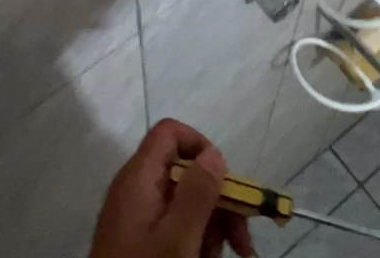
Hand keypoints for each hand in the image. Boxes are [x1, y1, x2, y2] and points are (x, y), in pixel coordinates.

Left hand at [88, 119, 255, 257]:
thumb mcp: (177, 239)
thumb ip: (196, 194)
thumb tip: (214, 153)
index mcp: (139, 177)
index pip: (170, 133)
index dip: (201, 147)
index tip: (226, 183)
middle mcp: (137, 188)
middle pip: (185, 172)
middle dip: (218, 201)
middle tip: (242, 241)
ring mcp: (138, 214)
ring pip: (185, 202)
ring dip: (212, 227)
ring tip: (226, 255)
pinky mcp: (141, 238)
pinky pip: (175, 225)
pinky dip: (196, 240)